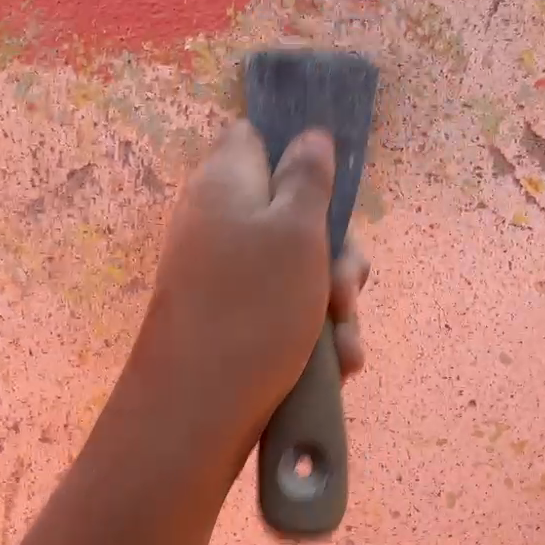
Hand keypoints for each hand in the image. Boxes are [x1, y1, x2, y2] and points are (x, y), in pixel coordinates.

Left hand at [125, 121, 368, 453]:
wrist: (199, 409)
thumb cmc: (256, 305)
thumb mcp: (297, 229)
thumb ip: (308, 176)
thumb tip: (310, 135)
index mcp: (227, 181)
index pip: (257, 138)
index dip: (299, 155)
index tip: (334, 192)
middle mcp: (219, 220)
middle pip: (293, 211)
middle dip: (335, 250)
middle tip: (346, 288)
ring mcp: (223, 272)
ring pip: (297, 266)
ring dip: (333, 301)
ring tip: (343, 341)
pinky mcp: (231, 316)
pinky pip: (282, 306)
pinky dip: (311, 331)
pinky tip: (336, 363)